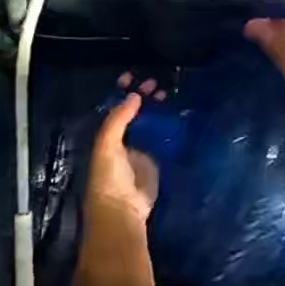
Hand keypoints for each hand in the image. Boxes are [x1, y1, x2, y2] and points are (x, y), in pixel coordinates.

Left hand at [88, 74, 161, 221]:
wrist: (123, 209)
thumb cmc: (109, 177)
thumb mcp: (107, 146)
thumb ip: (118, 120)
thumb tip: (135, 95)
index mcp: (108, 136)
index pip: (116, 108)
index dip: (123, 92)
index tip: (134, 76)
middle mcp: (124, 140)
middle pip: (135, 112)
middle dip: (143, 96)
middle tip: (156, 83)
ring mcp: (142, 149)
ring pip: (151, 122)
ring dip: (157, 108)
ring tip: (167, 94)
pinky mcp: (157, 159)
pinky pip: (164, 136)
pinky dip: (170, 125)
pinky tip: (177, 113)